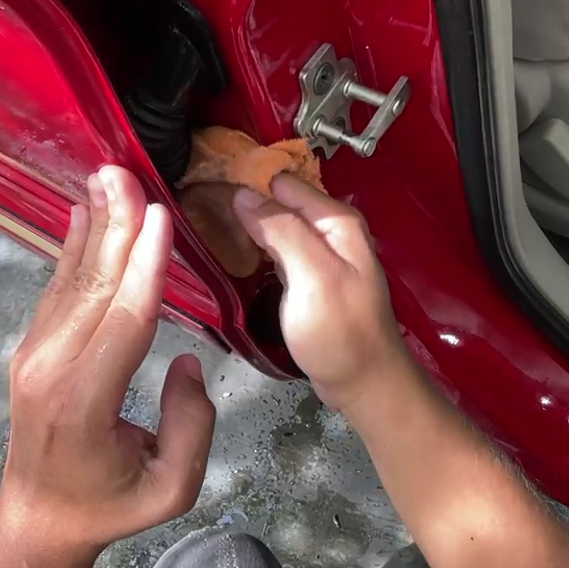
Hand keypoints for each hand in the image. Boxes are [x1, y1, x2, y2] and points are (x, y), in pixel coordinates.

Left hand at [0, 165, 216, 558]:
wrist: (38, 521)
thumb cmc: (111, 507)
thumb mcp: (173, 489)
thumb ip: (192, 427)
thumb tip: (187, 360)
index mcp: (87, 401)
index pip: (125, 320)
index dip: (146, 265)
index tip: (160, 215)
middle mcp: (53, 367)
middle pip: (94, 285)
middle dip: (116, 225)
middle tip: (126, 174)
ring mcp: (35, 354)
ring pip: (72, 279)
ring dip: (93, 224)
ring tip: (105, 178)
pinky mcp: (31, 348)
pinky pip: (57, 290)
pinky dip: (71, 248)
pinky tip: (80, 215)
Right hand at [231, 174, 414, 413]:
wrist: (363, 383)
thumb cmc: (341, 332)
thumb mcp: (312, 276)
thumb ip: (281, 231)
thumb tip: (243, 195)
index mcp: (337, 222)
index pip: (284, 184)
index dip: (250, 184)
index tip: (210, 190)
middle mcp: (332, 231)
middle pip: (281, 203)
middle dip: (247, 204)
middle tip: (205, 213)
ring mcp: (321, 256)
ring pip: (278, 227)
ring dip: (250, 228)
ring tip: (212, 231)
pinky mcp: (310, 279)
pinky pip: (279, 252)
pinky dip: (259, 251)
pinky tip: (238, 258)